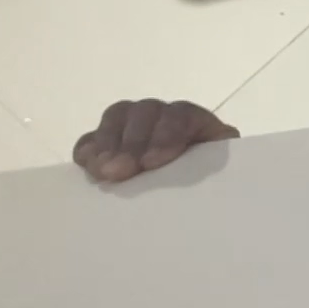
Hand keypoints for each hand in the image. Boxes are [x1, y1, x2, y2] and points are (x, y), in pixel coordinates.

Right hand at [72, 99, 237, 181]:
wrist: (205, 196)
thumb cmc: (215, 186)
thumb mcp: (221, 176)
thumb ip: (211, 171)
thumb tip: (204, 182)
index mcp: (203, 125)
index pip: (184, 115)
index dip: (166, 135)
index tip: (151, 163)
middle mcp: (170, 117)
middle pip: (148, 111)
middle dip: (132, 142)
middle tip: (119, 172)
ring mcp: (139, 125)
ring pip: (119, 117)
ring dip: (107, 144)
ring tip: (102, 172)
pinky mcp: (112, 140)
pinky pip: (93, 136)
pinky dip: (88, 149)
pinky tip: (87, 166)